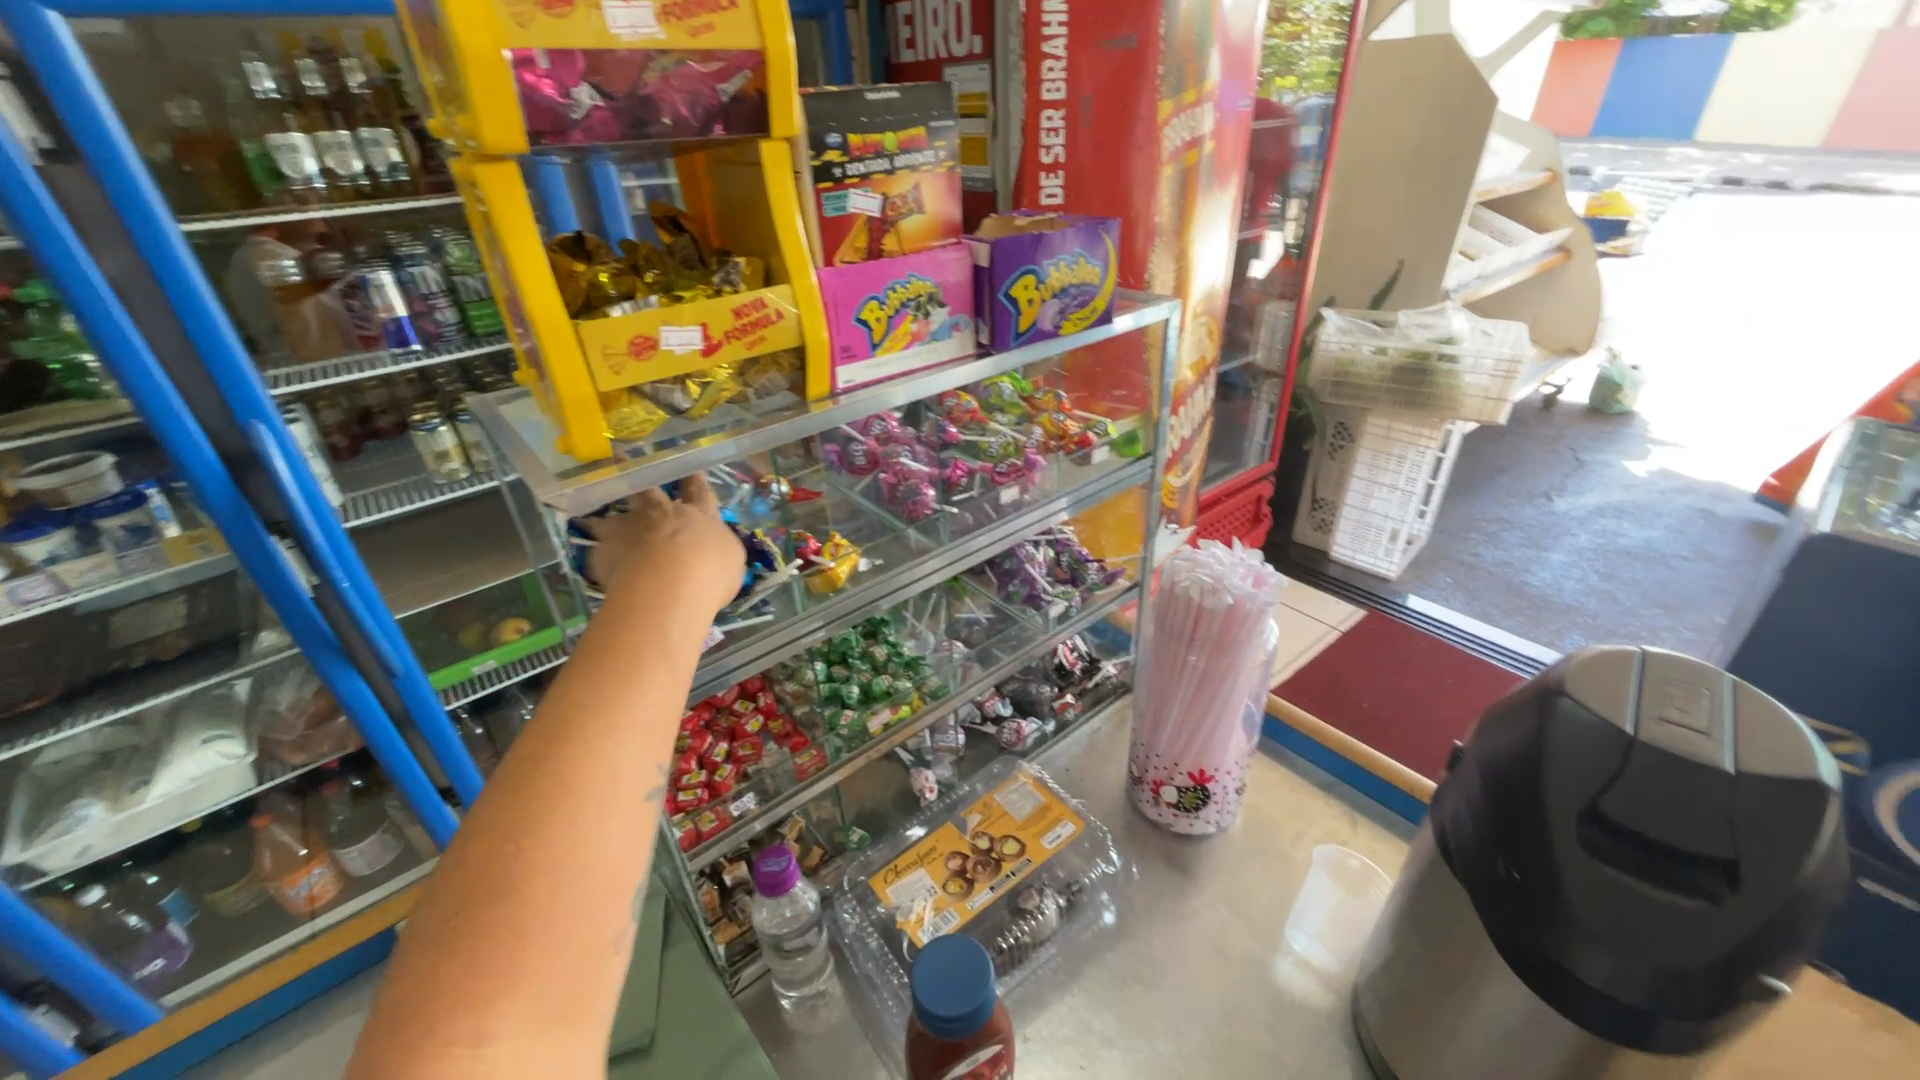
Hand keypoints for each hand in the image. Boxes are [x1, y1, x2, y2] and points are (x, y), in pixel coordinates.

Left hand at [587, 473, 743, 618]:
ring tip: (596, 519)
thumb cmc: (710, 572)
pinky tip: (597, 559)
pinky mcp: (605, 551)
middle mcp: (662, 515)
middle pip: (649, 491)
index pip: (698, 493)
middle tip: (623, 457)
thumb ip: (720, 548)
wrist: (668, 586)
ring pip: (615, 517)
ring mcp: (630, 529)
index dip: (694, 481)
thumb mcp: (731, 559)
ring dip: (608, 519)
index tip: (690, 470)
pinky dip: (600, 553)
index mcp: (698, 516)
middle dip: (639, 474)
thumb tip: (715, 545)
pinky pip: (599, 550)